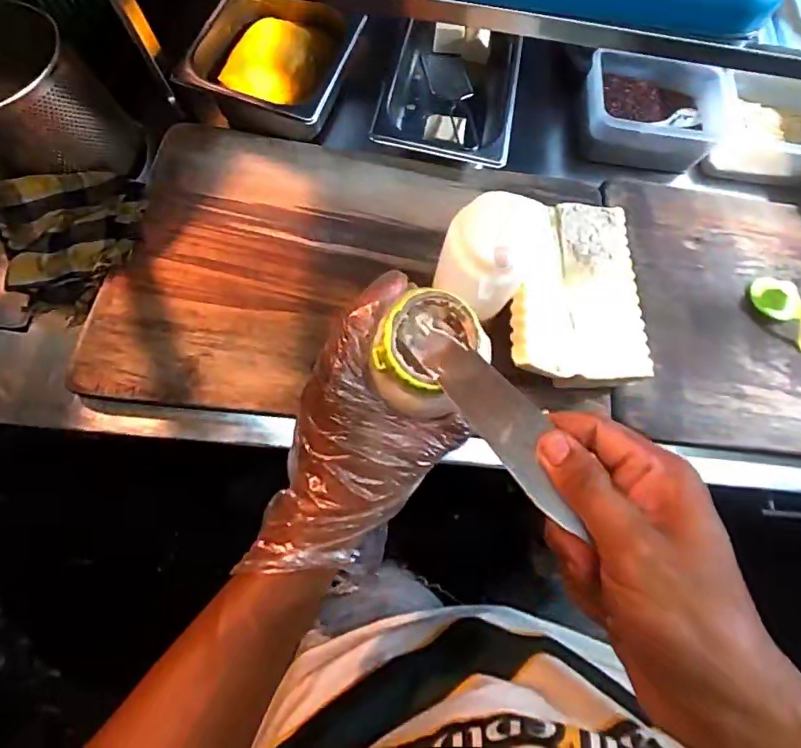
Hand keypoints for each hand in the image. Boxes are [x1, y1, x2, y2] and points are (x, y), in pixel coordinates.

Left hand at [237, 272, 469, 572]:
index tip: (402, 281)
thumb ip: (450, 423)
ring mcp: (318, 388)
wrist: (322, 519)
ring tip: (405, 317)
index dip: (376, 298)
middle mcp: (325, 378)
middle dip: (379, 306)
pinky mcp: (320, 399)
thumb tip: (482, 402)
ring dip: (371, 325)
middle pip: (348, 327)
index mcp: (342, 383)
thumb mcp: (417, 453)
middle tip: (413, 298)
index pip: (354, 325)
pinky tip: (388, 353)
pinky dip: (365, 346)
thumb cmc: (365, 483)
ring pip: (343, 341)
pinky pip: (343, 359)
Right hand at [537, 412, 800, 747]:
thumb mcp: (631, 544)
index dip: (558, 435)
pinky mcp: (617, 570)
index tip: (522, 449)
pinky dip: (582, 582)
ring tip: (605, 585)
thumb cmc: (690, 618)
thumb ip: (585, 487)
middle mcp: (642, 498)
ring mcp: (629, 537)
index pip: (595, 431)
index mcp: (657, 476)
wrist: (716, 702)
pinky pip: (575, 556)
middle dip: (568, 518)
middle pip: (574, 478)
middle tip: (587, 548)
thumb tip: (549, 439)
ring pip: (568, 522)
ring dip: (575, 556)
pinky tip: (609, 606)